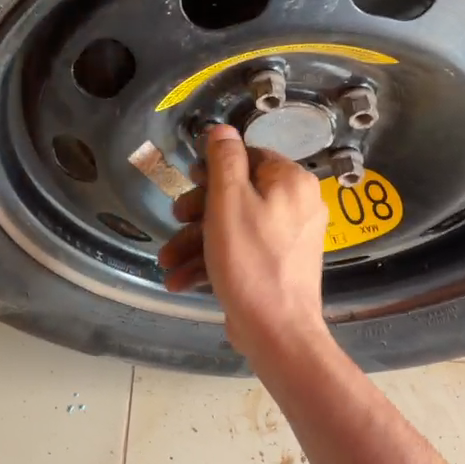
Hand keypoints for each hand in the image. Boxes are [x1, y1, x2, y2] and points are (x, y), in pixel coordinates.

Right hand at [157, 124, 329, 359]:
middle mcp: (297, 204)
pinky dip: (212, 260)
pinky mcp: (278, 265)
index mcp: (291, 181)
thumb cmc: (250, 261)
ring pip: (234, 224)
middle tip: (176, 219)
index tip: (189, 183)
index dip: (214, 169)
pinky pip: (242, 250)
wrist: (277, 334)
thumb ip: (224, 159)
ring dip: (196, 241)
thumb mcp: (228, 202)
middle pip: (237, 191)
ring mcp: (289, 237)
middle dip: (198, 210)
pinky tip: (181, 279)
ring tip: (167, 260)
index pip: (248, 156)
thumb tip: (222, 129)